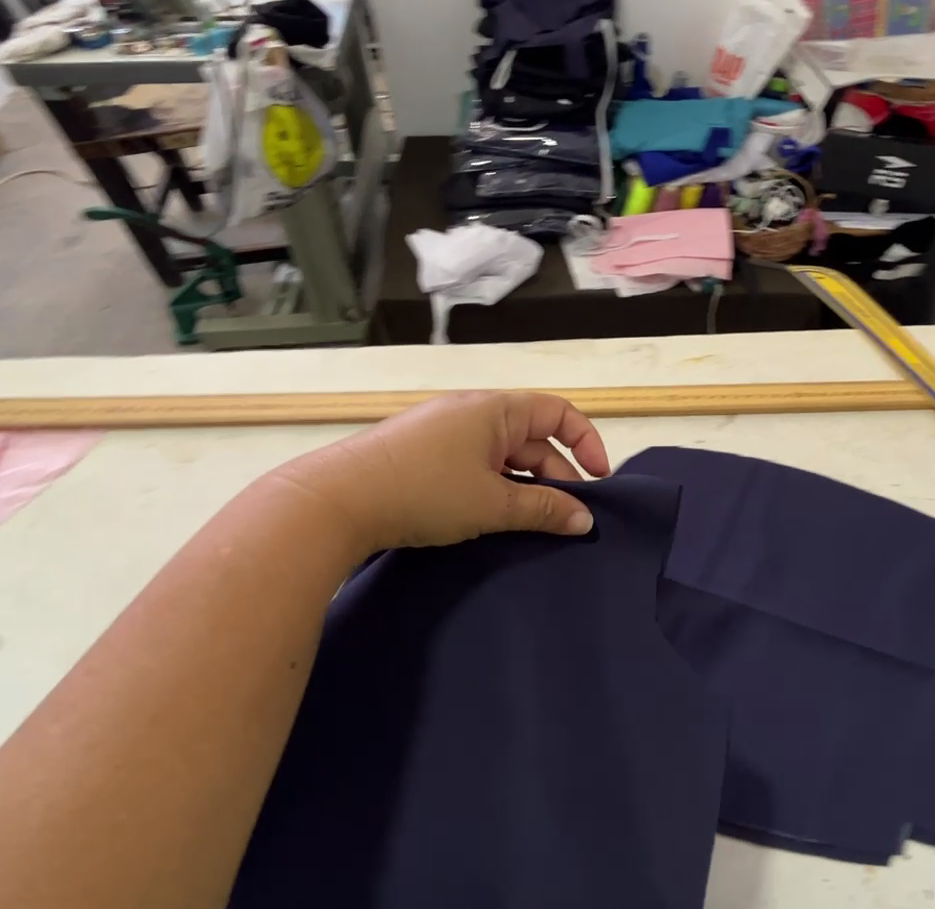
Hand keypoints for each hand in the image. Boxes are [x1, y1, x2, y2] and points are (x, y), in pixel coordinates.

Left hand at [275, 391, 610, 553]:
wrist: (336, 500)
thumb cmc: (425, 491)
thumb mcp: (493, 504)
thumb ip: (544, 509)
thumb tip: (585, 520)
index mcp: (496, 409)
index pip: (558, 413)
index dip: (586, 443)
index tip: (598, 482)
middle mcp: (472, 411)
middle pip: (531, 437)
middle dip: (555, 475)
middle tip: (567, 519)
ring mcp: (444, 431)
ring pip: (502, 455)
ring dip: (523, 486)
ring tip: (531, 524)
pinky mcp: (422, 453)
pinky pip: (475, 464)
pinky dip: (493, 487)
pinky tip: (491, 518)